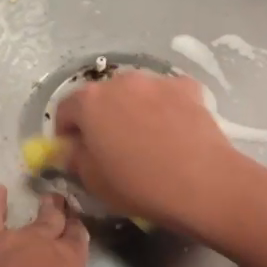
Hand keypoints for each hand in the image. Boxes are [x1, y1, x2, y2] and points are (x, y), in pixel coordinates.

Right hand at [52, 70, 250, 232]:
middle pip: (101, 97)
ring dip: (133, 109)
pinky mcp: (187, 87)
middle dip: (101, 117)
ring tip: (147, 139)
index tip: (75, 151)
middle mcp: (120, 81)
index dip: (66, 132)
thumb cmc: (138, 185)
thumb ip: (75, 158)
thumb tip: (72, 148)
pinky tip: (174, 130)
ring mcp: (156, 81)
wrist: (201, 183)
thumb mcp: (93, 182)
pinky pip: (167, 95)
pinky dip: (166, 107)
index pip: (65, 110)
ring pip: (135, 93)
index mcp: (89, 101)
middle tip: (112, 147)